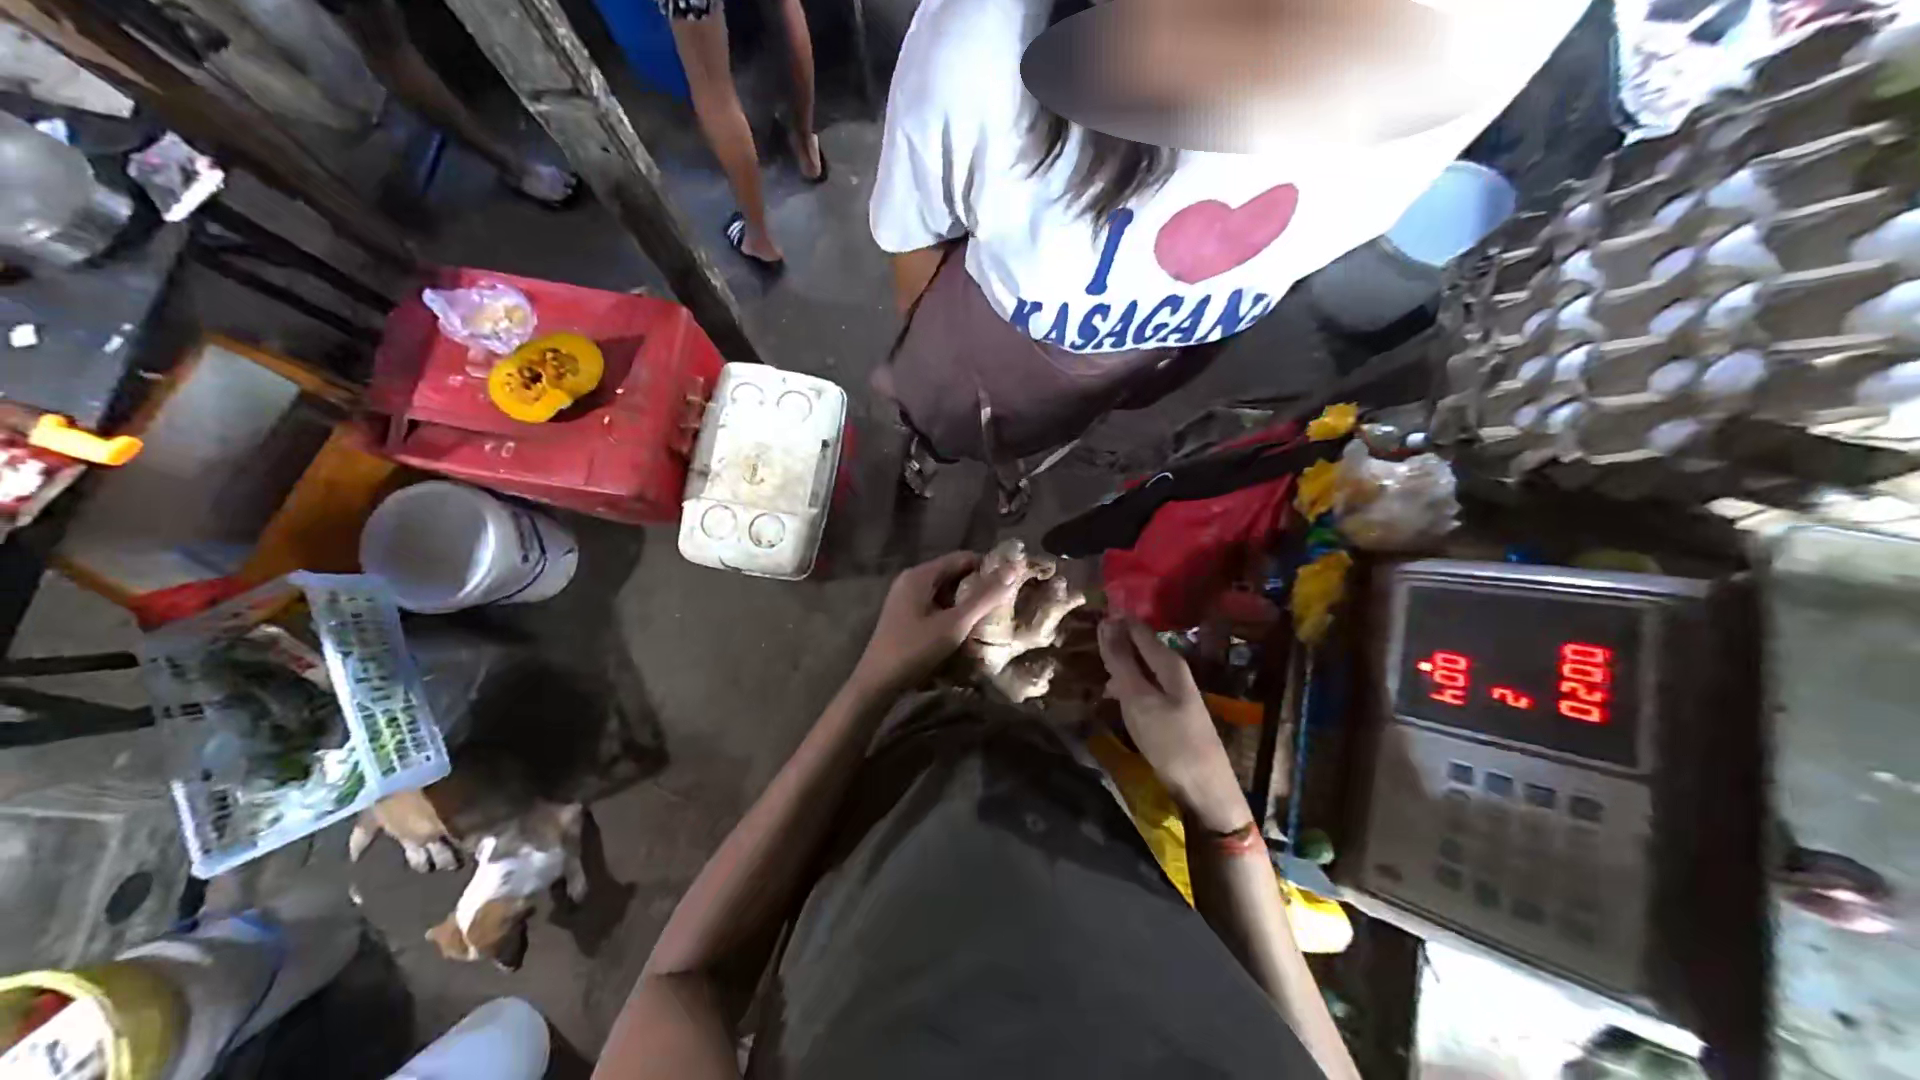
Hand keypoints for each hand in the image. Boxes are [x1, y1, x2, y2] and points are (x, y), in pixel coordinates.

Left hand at [852, 552, 1019, 694]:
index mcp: (920, 575)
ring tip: (991, 617)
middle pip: (954, 574)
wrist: (877, 683)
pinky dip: (953, 613)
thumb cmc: (915, 650)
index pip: (962, 558)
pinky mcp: (906, 616)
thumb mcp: (954, 624)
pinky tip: (967, 629)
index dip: (988, 567)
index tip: (1012, 582)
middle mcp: (912, 581)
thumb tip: (1013, 568)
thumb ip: (984, 597)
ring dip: (967, 603)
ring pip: (946, 592)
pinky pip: (936, 606)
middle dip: (979, 587)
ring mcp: (906, 599)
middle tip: (1006, 602)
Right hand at [1098, 616, 1251, 833]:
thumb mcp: (1139, 699)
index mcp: (1168, 661)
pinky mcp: (1167, 710)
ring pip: (1137, 666)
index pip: (1135, 627)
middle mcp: (1172, 670)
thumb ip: (1121, 660)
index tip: (1082, 618)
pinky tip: (1108, 695)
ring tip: (1087, 664)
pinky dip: (1122, 685)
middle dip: (1111, 641)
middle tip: (1078, 640)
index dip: (1111, 621)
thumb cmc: (1170, 740)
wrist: (1203, 788)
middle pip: (1137, 645)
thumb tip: (1106, 621)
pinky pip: (1140, 686)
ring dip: (1114, 664)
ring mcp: (1172, 691)